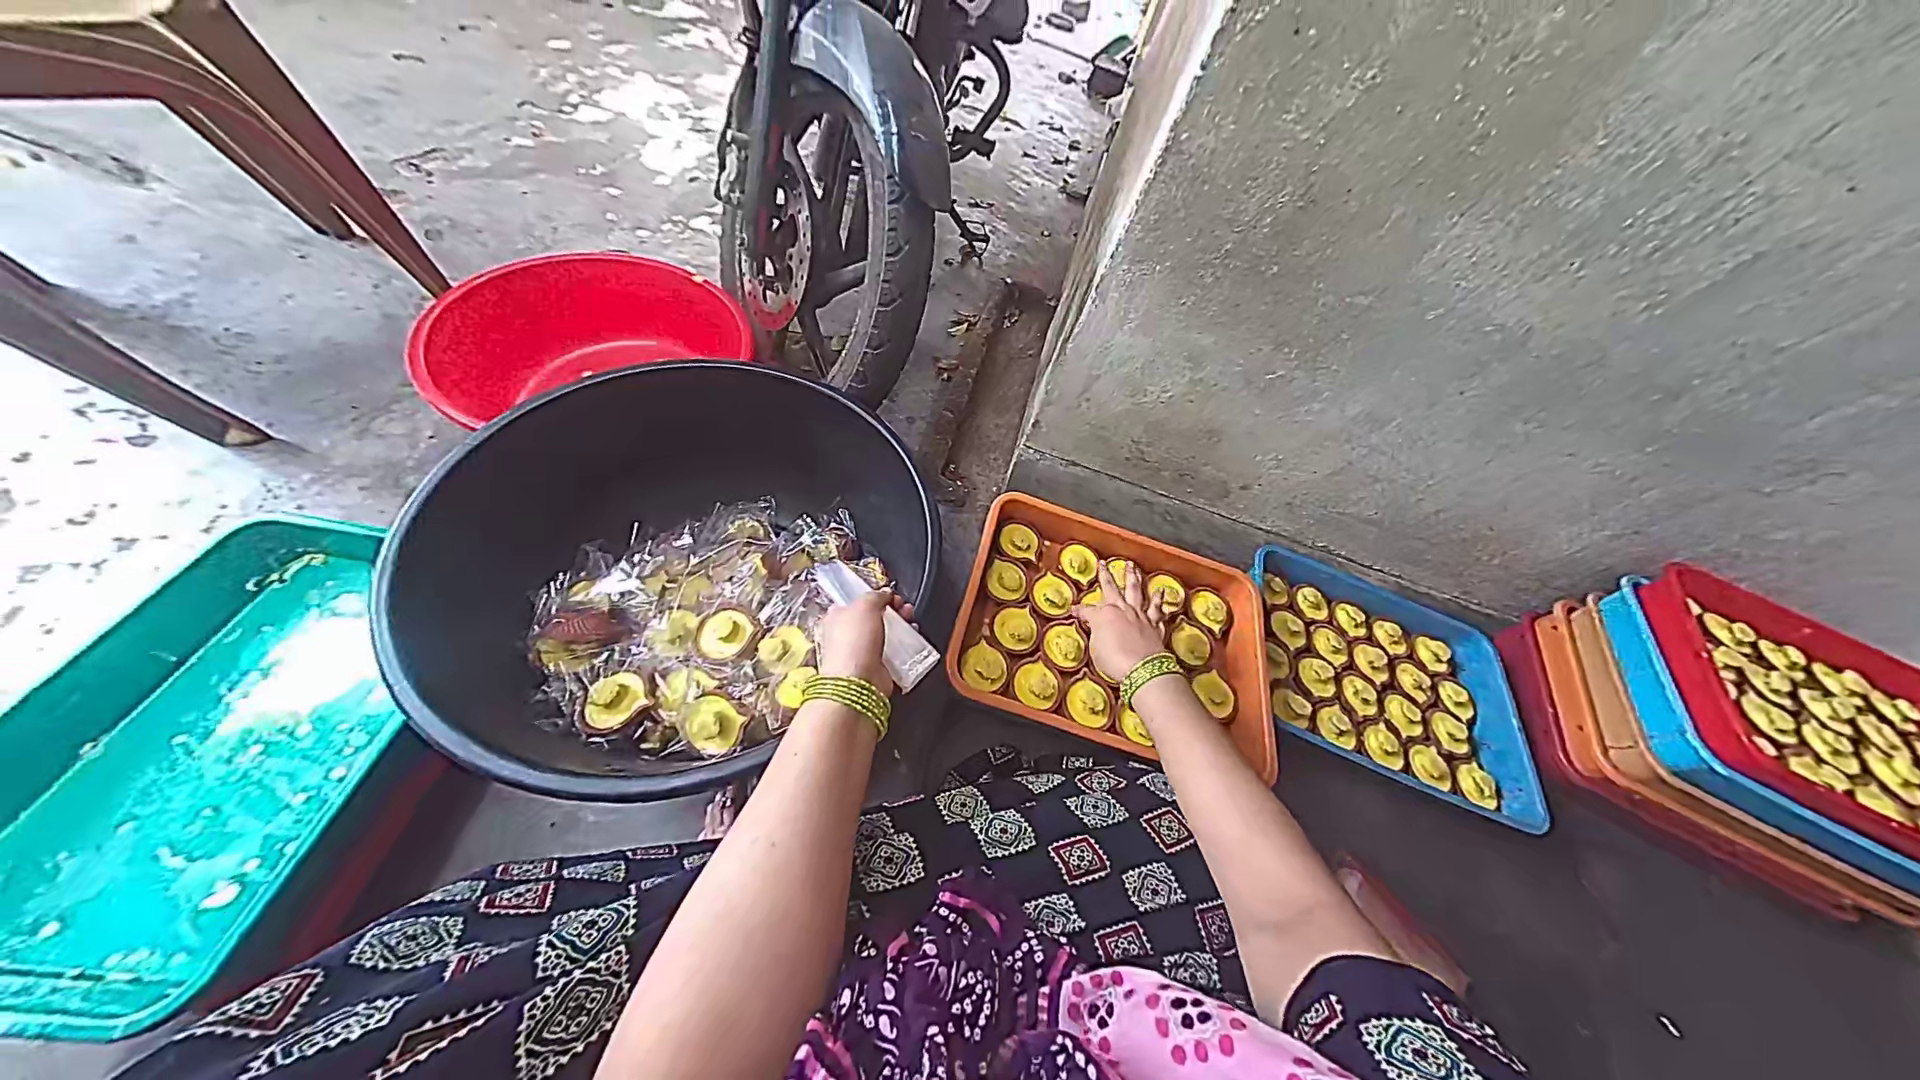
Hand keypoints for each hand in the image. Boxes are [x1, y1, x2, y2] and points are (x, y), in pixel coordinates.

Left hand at [815, 590, 913, 694]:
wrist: (858, 682)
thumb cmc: (853, 642)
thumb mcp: (864, 605)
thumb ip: (875, 596)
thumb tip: (885, 594)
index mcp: (836, 617)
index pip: (858, 602)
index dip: (876, 597)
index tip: (891, 596)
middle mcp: (847, 636)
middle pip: (875, 617)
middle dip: (893, 611)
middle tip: (904, 608)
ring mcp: (862, 653)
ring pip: (886, 634)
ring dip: (901, 626)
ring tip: (911, 622)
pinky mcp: (877, 668)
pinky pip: (894, 652)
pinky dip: (905, 646)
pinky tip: (913, 639)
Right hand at [1074, 560, 1167, 681]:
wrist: (1143, 670)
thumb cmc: (1115, 660)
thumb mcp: (1095, 648)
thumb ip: (1095, 633)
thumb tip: (1094, 628)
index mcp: (1104, 614)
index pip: (1087, 609)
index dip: (1079, 610)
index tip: (1074, 610)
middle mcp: (1122, 609)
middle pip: (1112, 587)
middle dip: (1106, 575)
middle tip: (1104, 564)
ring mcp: (1140, 615)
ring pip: (1136, 590)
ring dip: (1134, 577)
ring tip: (1133, 568)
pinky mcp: (1155, 624)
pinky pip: (1157, 608)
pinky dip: (1159, 600)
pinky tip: (1161, 592)